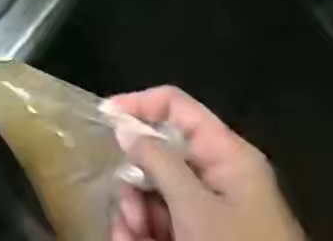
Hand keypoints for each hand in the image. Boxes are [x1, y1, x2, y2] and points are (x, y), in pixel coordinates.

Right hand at [107, 86, 304, 240]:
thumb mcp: (194, 208)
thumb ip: (158, 161)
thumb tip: (125, 127)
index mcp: (227, 155)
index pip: (176, 106)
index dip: (139, 104)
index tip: (104, 119)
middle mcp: (220, 176)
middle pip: (162, 153)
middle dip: (136, 180)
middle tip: (127, 211)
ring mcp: (213, 213)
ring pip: (159, 192)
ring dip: (135, 213)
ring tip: (127, 237)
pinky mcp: (205, 239)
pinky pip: (166, 223)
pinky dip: (144, 231)